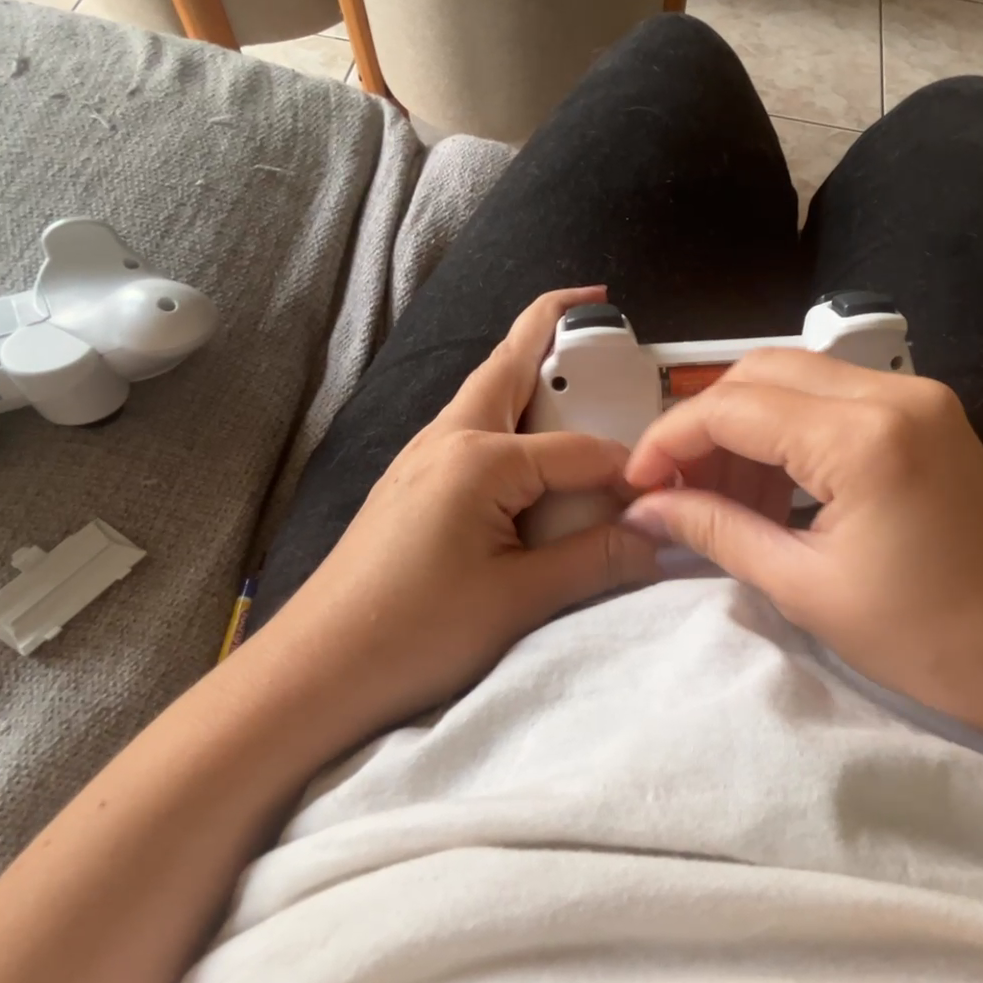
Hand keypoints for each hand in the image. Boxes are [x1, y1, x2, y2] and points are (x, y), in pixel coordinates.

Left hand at [254, 287, 660, 732]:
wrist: (316, 672)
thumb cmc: (414, 632)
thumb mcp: (521, 598)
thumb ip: (598, 559)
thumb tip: (667, 538)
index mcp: (478, 457)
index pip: (580, 448)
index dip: (627, 468)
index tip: (666, 492)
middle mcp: (446, 439)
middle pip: (510, 366)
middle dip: (554, 329)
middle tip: (601, 310)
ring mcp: (421, 459)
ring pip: (486, 395)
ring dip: (530, 372)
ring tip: (575, 370)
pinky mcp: (412, 485)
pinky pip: (472, 432)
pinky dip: (510, 419)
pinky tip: (530, 452)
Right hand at [621, 349, 982, 734]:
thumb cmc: (929, 639)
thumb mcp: (807, 588)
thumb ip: (718, 531)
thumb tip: (646, 510)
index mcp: (861, 436)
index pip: (732, 407)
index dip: (668, 441)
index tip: (637, 487)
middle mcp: (891, 393)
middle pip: (760, 373)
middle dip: (704, 426)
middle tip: (677, 492)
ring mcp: (919, 398)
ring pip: (797, 380)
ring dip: (746, 429)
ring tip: (724, 502)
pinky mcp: (931, 417)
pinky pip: (836, 402)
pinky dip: (791, 435)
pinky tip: (775, 490)